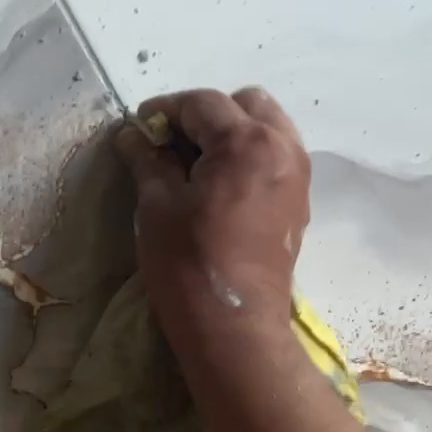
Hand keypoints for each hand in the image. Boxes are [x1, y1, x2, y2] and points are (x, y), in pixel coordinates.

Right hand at [113, 87, 311, 356]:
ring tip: (199, 166)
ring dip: (232, 134)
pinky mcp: (298, 204)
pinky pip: (277, 158)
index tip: (138, 128)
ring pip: (267, 127)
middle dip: (206, 116)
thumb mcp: (157, 208)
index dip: (164, 110)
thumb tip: (132, 136)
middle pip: (245, 104)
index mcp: (247, 142)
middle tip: (172, 147)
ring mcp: (297, 176)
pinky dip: (251, 157)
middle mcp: (282, 148)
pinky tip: (222, 186)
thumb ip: (147, 161)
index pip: (202, 103)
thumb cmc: (188, 266)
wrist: (234, 328)